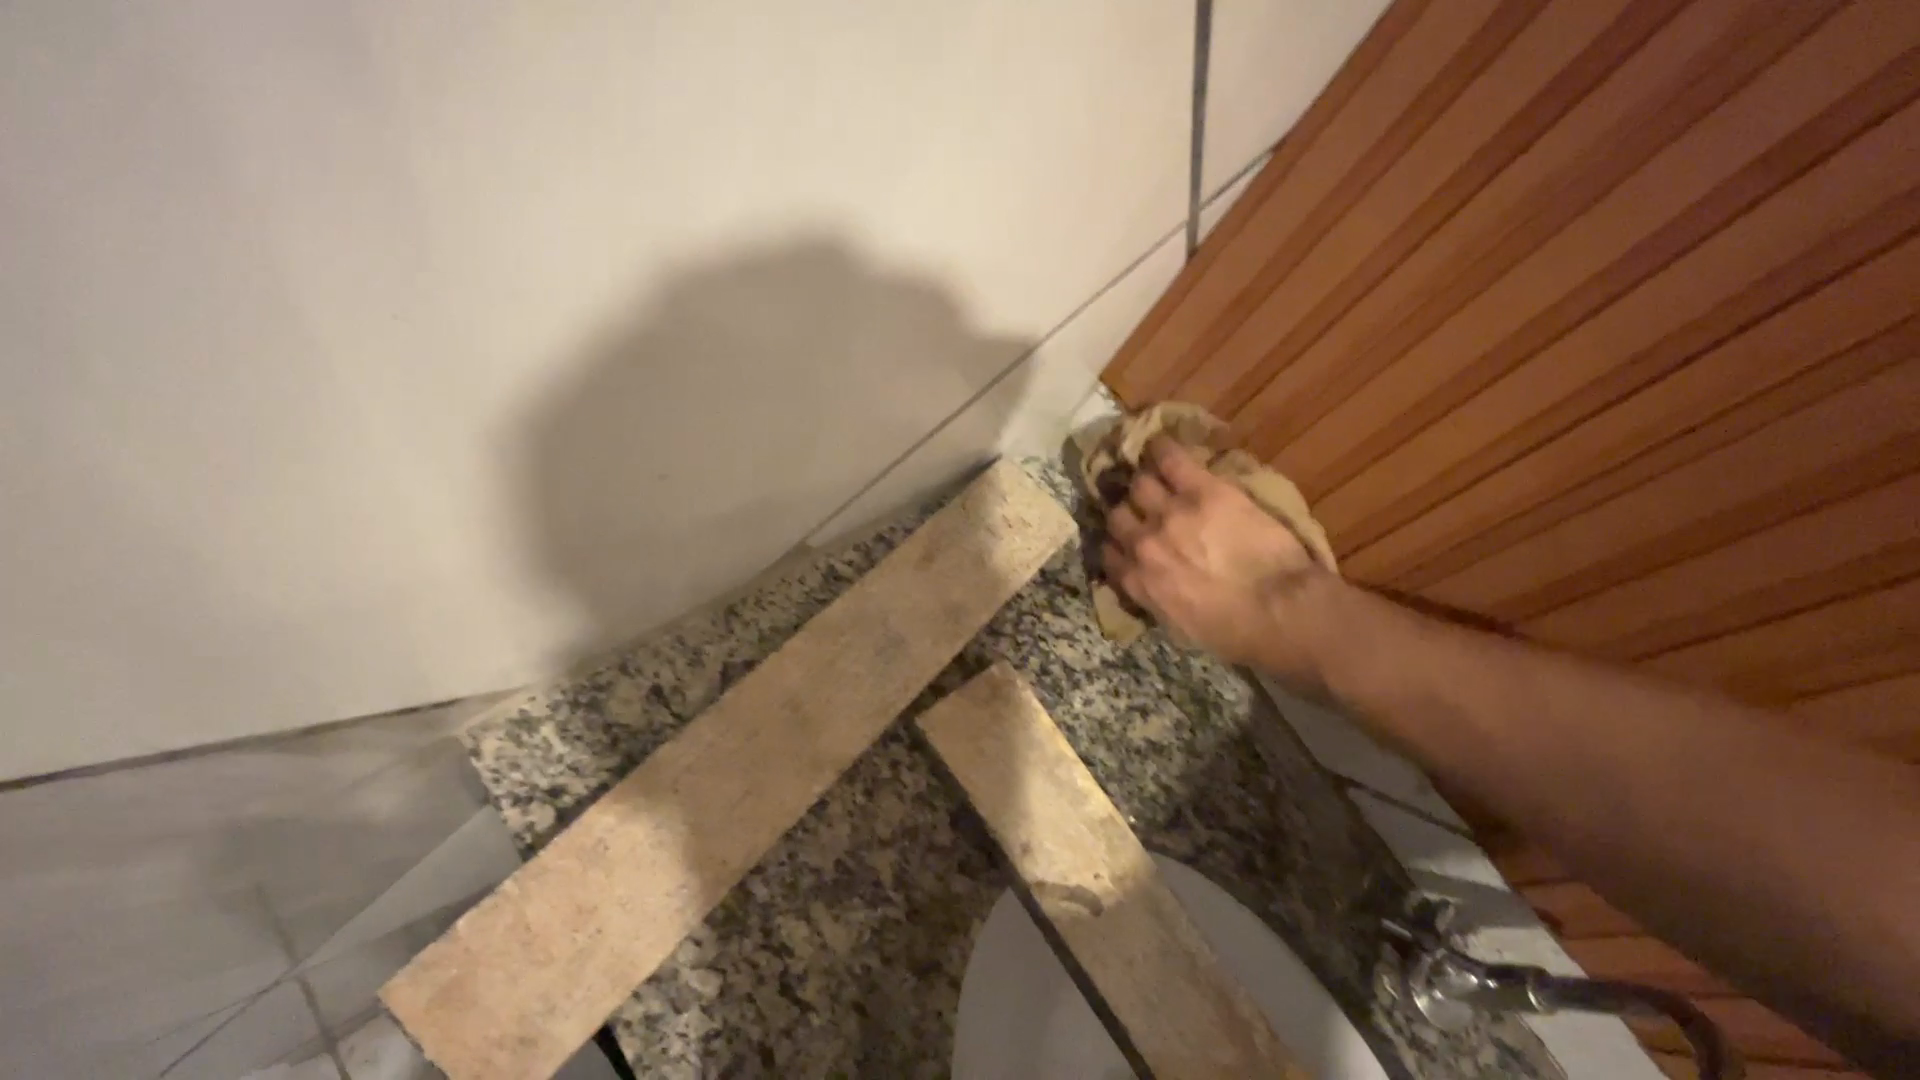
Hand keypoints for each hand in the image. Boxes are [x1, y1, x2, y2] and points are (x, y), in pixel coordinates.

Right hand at [1102, 438, 1316, 665]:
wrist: (1278, 611)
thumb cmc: (1237, 633)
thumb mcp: (1182, 629)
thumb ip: (1157, 600)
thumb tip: (1155, 586)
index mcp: (1139, 583)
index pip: (1109, 554)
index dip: (1117, 544)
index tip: (1125, 541)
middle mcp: (1143, 544)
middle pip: (1119, 515)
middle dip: (1128, 511)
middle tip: (1141, 506)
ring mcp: (1169, 514)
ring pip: (1140, 485)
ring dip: (1145, 482)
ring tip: (1154, 476)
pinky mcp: (1201, 490)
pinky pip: (1171, 459)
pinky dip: (1163, 449)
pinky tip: (1161, 443)